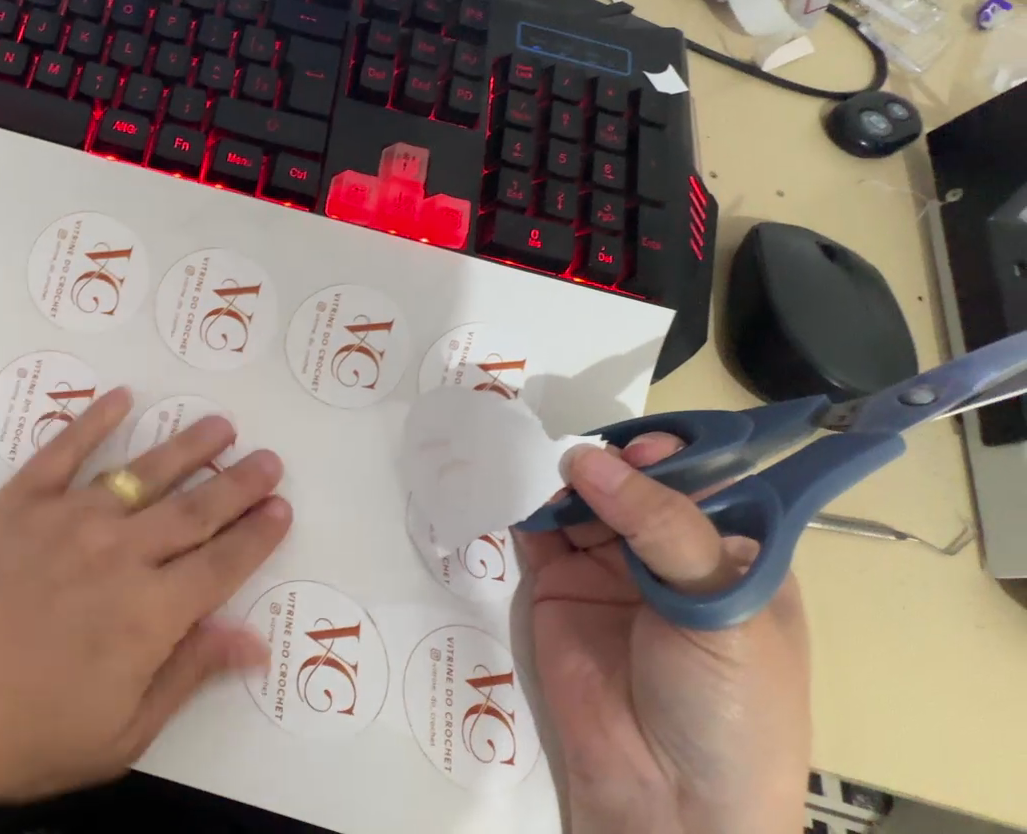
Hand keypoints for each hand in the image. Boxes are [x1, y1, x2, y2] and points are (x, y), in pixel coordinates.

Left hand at [0, 387, 291, 833]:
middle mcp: (118, 553)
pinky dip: (94, 420)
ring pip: (141, 472)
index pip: (222, 564)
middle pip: (193, 510)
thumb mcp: (121, 732)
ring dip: (185, 446)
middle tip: (267, 458)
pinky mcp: (15, 501)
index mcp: (149, 614)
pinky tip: (120, 397)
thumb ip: (188, 673)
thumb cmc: (23, 735)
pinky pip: (63, 450)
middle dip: (237, 483)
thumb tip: (253, 638)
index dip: (258, 535)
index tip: (282, 507)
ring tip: (218, 424)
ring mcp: (65, 519)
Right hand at [516, 435, 810, 833]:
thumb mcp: (720, 609)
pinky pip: (534, 530)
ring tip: (536, 461)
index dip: (675, 456)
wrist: (663, 795)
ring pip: (580, 500)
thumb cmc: (726, 704)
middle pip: (633, 483)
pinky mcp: (552, 584)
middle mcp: (667, 554)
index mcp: (732, 555)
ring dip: (559, 477)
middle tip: (579, 452)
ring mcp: (606, 568)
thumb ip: (662, 527)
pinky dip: (519, 503)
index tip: (643, 446)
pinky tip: (508, 482)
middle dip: (609, 460)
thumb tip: (586, 458)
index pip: (703, 483)